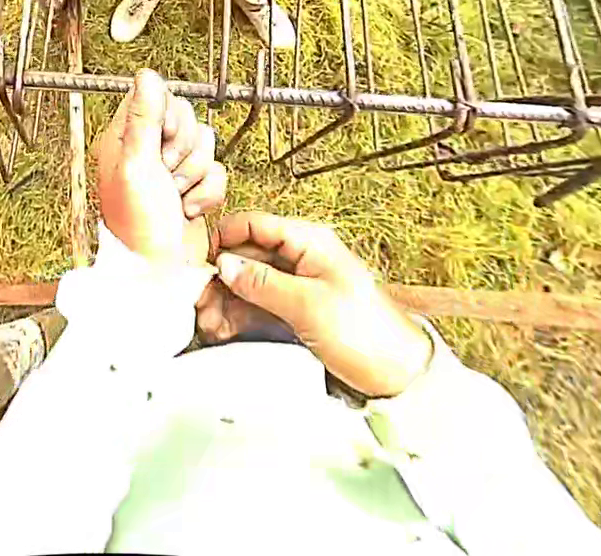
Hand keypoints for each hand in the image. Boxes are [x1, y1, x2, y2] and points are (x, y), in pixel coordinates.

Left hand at [91, 70, 226, 267]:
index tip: (162, 140)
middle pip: (188, 119)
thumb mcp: (135, 167)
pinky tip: (188, 207)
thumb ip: (143, 118)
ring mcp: (173, 170)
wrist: (159, 276)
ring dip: (195, 174)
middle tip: (167, 173)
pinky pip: (217, 171)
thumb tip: (146, 77)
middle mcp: (149, 151)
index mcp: (126, 139)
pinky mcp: (194, 187)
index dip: (169, 117)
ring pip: (206, 144)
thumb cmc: (136, 229)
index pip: (157, 97)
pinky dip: (207, 192)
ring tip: (176, 194)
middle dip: (184, 150)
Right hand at [210, 212, 432, 396]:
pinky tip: (224, 330)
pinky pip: (256, 304)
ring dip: (225, 300)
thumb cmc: (366, 333)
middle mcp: (299, 256)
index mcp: (308, 241)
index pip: (255, 224)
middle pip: (246, 254)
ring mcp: (295, 283)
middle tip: (201, 303)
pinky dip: (238, 315)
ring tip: (210, 323)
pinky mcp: (293, 309)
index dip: (226, 238)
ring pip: (247, 282)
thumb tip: (225, 264)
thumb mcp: (309, 305)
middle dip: (221, 278)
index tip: (202, 262)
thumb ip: (264, 283)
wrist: (400, 376)